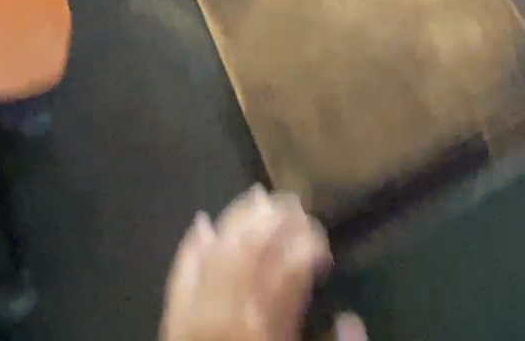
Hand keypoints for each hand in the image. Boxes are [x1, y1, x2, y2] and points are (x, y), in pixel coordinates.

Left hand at [162, 185, 366, 340]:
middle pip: (254, 247)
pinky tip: (203, 225)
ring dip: (238, 220)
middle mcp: (232, 317)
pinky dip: (192, 250)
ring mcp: (198, 319)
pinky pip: (181, 280)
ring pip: (219, 252)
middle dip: (276, 218)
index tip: (323, 245)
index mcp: (268, 332)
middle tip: (296, 205)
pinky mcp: (173, 329)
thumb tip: (351, 322)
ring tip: (259, 198)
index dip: (310, 244)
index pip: (293, 267)